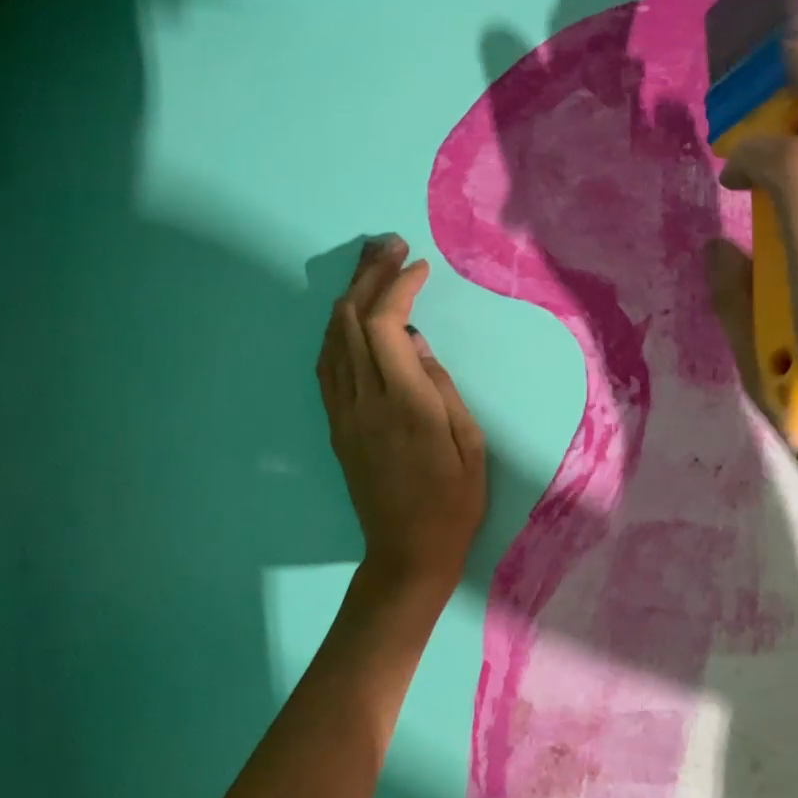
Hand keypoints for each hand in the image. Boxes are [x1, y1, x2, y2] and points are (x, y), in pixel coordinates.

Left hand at [317, 234, 487, 591]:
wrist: (408, 552)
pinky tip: (349, 316)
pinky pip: (326, 366)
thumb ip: (442, 388)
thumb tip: (415, 343)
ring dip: (348, 296)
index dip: (398, 286)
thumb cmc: (454, 502)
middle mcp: (366, 401)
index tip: (419, 265)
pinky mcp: (336, 426)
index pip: (386, 324)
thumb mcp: (470, 445)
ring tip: (370, 267)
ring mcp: (344, 413)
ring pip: (332, 339)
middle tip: (389, 244)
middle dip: (369, 275)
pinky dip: (336, 331)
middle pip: (351, 320)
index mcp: (405, 404)